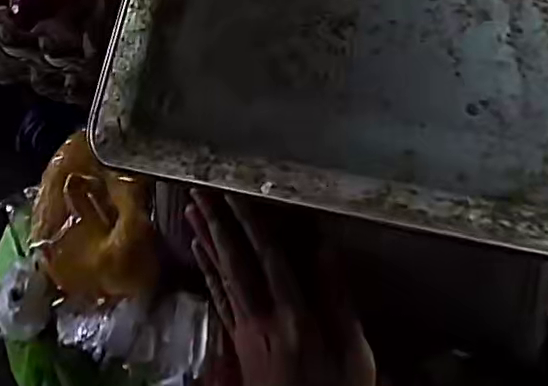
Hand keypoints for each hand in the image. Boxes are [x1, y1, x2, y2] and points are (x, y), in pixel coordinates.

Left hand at [186, 190, 373, 385]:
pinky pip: (219, 299)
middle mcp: (263, 319)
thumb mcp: (355, 356)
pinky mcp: (238, 346)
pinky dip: (207, 270)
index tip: (234, 191)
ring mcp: (246, 333)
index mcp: (295, 316)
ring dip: (206, 240)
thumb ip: (339, 299)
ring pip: (222, 275)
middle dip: (217, 224)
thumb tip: (326, 246)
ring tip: (191, 209)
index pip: (268, 256)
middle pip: (236, 262)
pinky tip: (198, 250)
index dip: (250, 222)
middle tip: (200, 190)